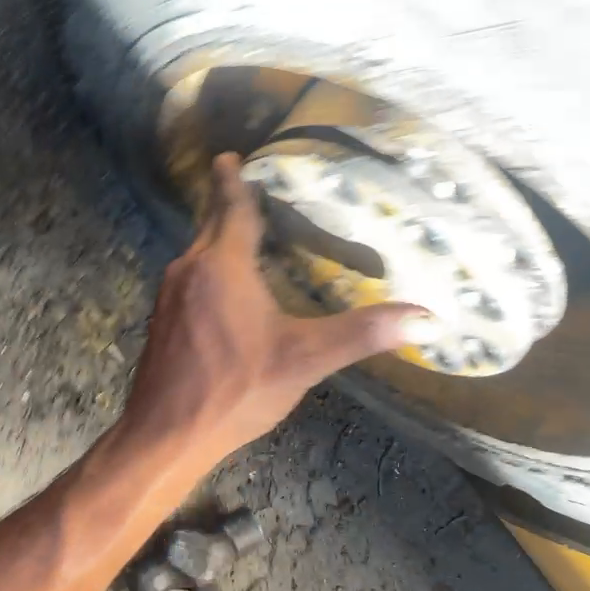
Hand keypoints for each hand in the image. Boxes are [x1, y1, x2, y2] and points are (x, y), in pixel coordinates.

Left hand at [121, 153, 430, 459]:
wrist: (165, 433)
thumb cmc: (235, 390)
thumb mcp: (304, 359)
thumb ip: (363, 334)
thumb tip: (428, 319)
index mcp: (221, 266)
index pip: (231, 209)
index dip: (233, 181)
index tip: (229, 157)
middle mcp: (189, 269)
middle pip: (210, 226)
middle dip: (227, 205)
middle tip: (247, 187)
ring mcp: (168, 294)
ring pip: (197, 252)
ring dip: (219, 239)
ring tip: (245, 234)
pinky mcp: (162, 319)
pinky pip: (189, 276)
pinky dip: (209, 267)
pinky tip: (225, 287)